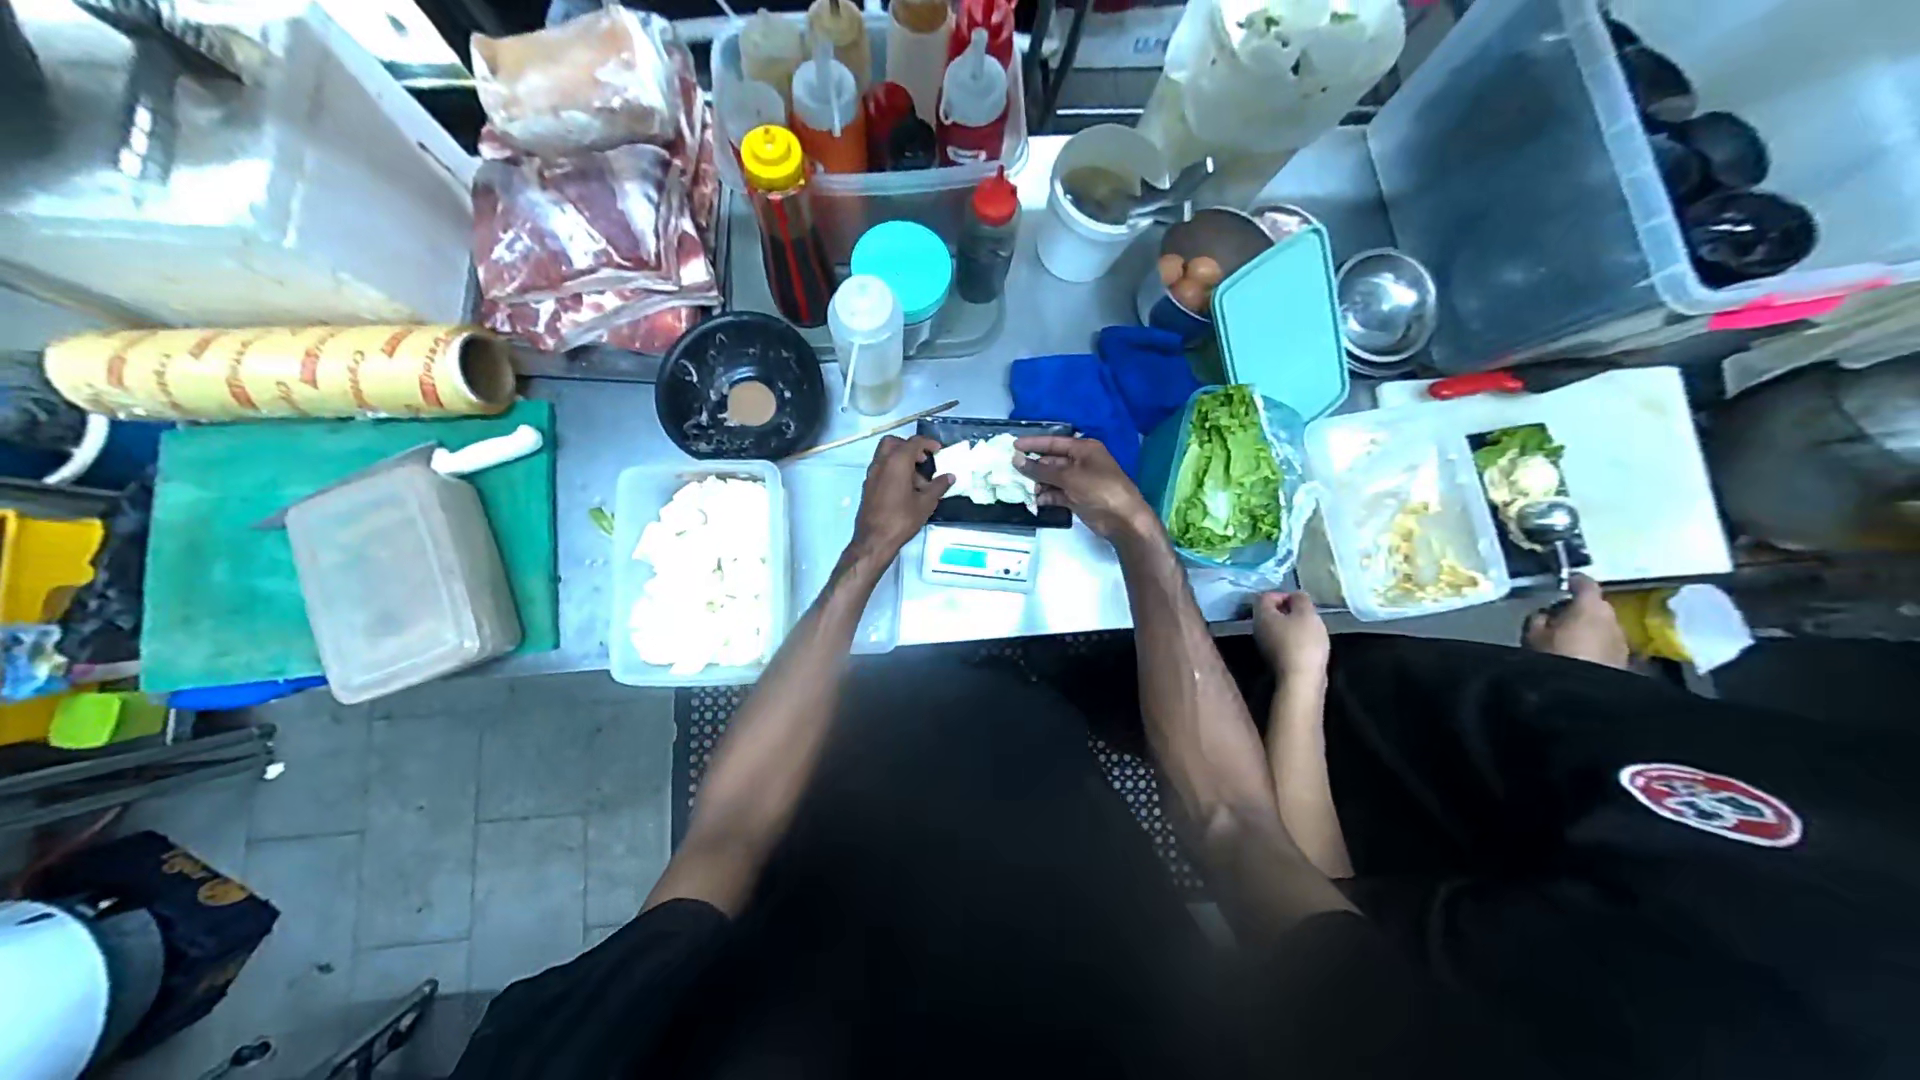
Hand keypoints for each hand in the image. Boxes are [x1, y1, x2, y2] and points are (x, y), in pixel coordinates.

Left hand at [849, 435, 951, 561]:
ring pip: (886, 456)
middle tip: (923, 460)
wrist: (874, 540)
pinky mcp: (868, 486)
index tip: (938, 450)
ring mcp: (872, 475)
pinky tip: (905, 490)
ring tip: (919, 482)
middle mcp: (881, 463)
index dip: (928, 443)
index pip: (913, 442)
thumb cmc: (902, 519)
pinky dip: (893, 471)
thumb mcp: (926, 503)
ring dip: (902, 460)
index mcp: (896, 462)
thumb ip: (938, 486)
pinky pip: (882, 469)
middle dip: (909, 447)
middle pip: (894, 443)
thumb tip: (950, 476)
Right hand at [1013, 436, 1157, 540]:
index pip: (1054, 442)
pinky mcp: (1078, 498)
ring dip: (1040, 483)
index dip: (1033, 443)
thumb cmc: (1099, 489)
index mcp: (1084, 449)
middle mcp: (1081, 462)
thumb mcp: (1068, 477)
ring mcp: (1080, 481)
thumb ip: (1040, 470)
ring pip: (1053, 478)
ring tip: (1027, 489)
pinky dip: (1048, 496)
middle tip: (1014, 471)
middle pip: (1052, 461)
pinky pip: (1058, 493)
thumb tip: (1016, 460)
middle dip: (1035, 467)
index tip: (1013, 446)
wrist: (1122, 519)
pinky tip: (1038, 501)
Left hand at [1252, 591, 1329, 680]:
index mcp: (1262, 615)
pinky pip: (1281, 639)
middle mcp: (1257, 628)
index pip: (1265, 596)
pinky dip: (1292, 636)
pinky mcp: (1273, 656)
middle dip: (1289, 608)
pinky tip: (1307, 641)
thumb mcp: (1306, 614)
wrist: (1301, 678)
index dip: (1283, 594)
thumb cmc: (1303, 642)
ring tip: (1310, 627)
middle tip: (1307, 613)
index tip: (1301, 601)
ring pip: (1276, 626)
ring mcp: (1263, 644)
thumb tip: (1296, 595)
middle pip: (1270, 611)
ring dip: (1292, 623)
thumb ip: (1300, 600)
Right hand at [1524, 573, 1629, 669]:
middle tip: (1560, 615)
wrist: (1584, 690)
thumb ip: (1539, 617)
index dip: (1574, 581)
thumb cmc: (1555, 654)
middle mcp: (1612, 618)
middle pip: (1596, 606)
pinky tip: (1580, 653)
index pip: (1586, 584)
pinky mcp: (1625, 658)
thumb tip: (1546, 613)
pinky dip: (1595, 643)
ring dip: (1589, 627)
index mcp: (1590, 606)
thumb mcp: (1532, 633)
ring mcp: (1622, 639)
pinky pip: (1607, 643)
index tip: (1564, 582)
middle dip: (1581, 608)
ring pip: (1603, 625)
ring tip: (1569, 637)